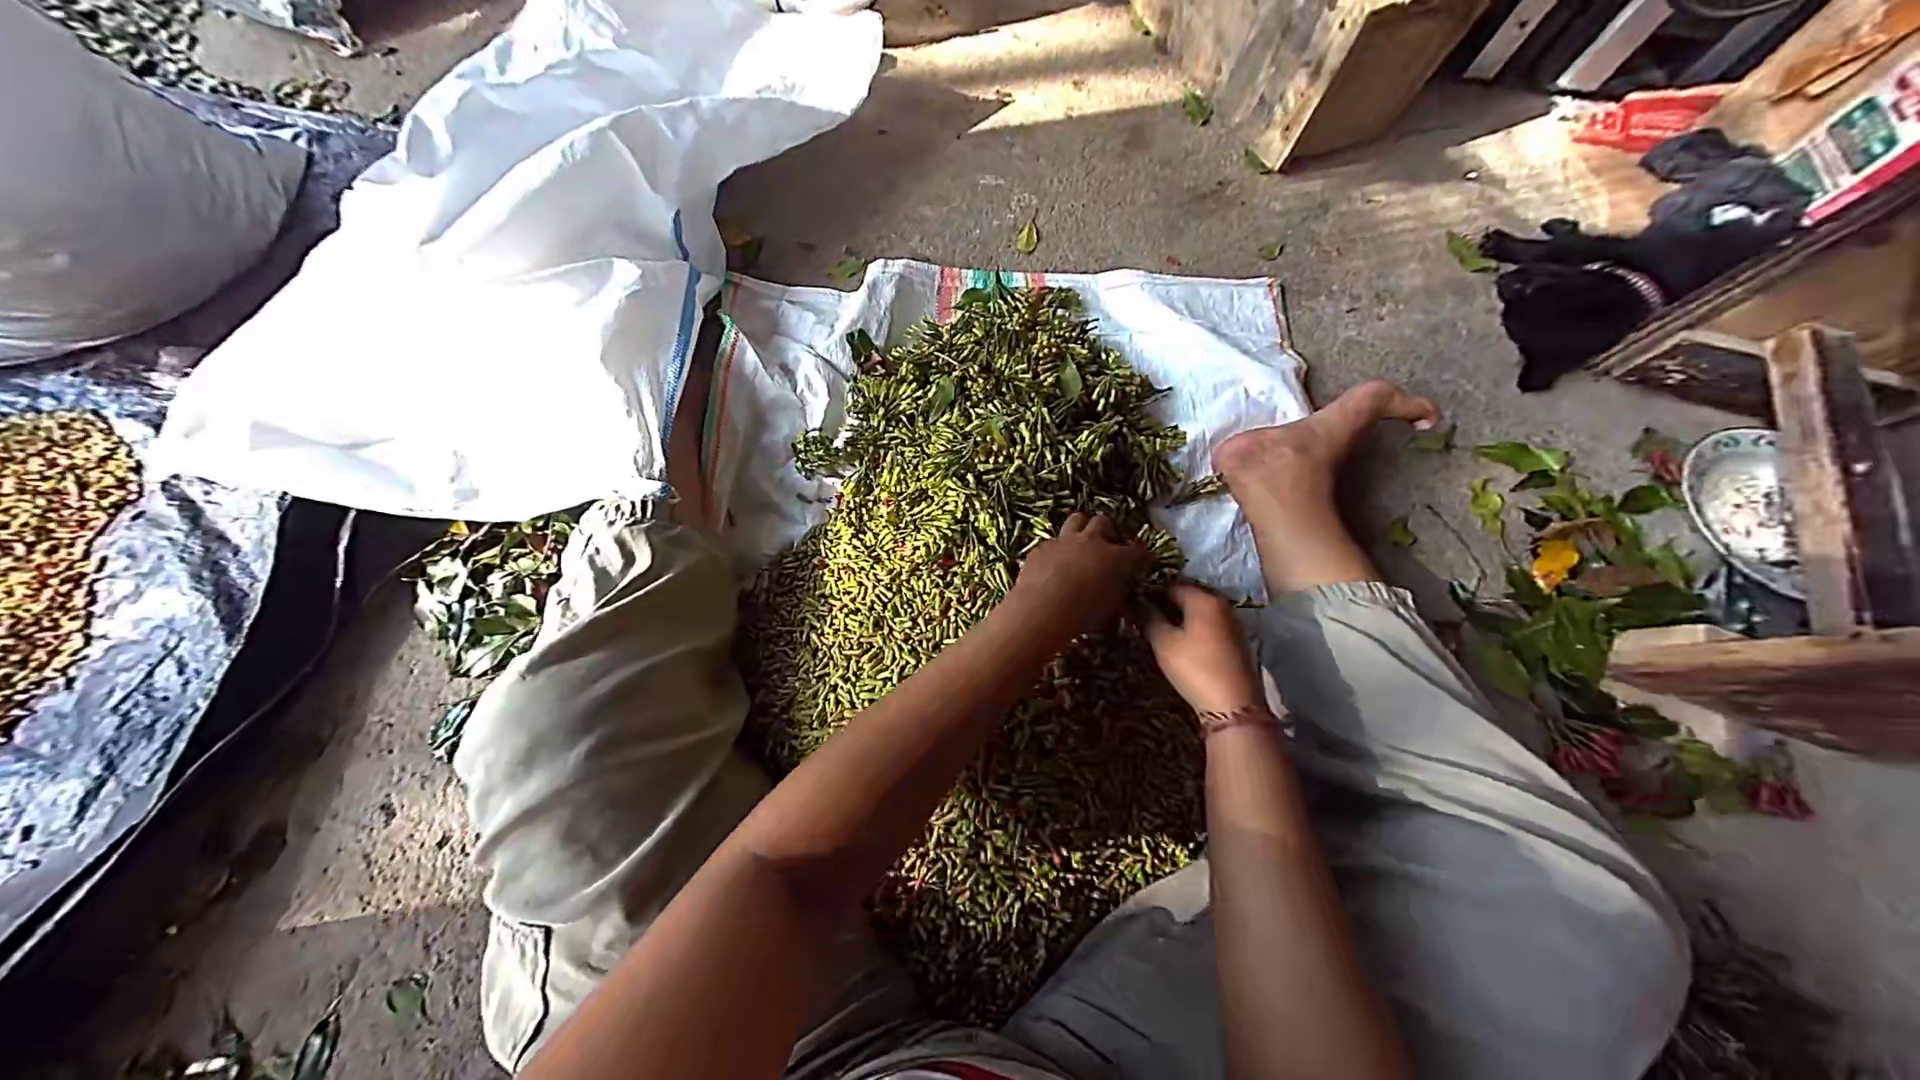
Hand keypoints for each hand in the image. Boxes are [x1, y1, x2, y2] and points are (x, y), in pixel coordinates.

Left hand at [1010, 513, 1148, 633]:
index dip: (1139, 555)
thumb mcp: (1110, 610)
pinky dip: (1056, 550)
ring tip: (1080, 542)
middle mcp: (1091, 542)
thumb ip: (1117, 594)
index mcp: (1115, 558)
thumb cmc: (1083, 614)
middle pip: (1103, 522)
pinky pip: (1052, 542)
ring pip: (1076, 520)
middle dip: (1107, 531)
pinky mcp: (1042, 548)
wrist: (1042, 610)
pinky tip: (1052, 563)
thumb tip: (1118, 590)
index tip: (1139, 561)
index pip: (1136, 550)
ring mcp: (1064, 541)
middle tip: (1106, 545)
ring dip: (1080, 528)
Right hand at [1143, 583, 1261, 713]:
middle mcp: (1221, 604)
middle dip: (1166, 603)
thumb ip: (1149, 617)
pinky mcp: (1237, 640)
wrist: (1233, 704)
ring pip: (1199, 611)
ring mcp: (1233, 622)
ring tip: (1160, 628)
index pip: (1171, 586)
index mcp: (1204, 599)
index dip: (1150, 592)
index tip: (1134, 603)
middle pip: (1188, 596)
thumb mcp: (1163, 642)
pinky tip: (1181, 640)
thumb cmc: (1195, 668)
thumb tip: (1137, 601)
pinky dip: (1194, 627)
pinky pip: (1210, 624)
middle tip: (1144, 615)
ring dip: (1180, 616)